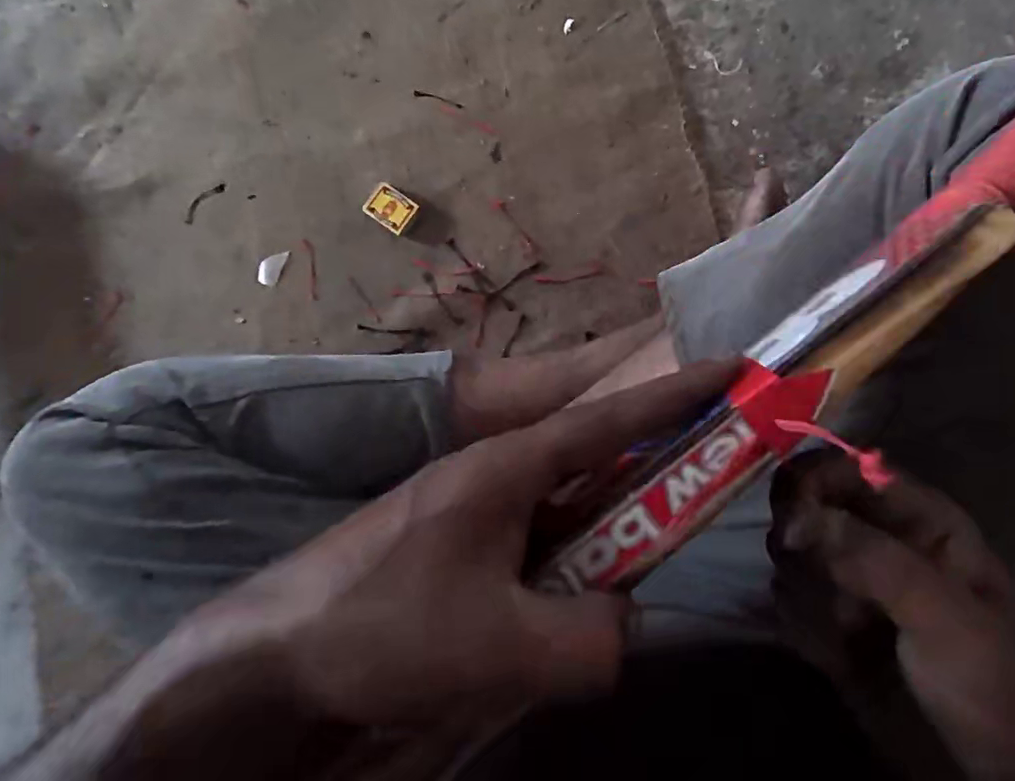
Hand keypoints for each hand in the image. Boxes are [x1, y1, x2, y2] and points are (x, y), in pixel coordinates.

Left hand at [201, 360, 739, 725]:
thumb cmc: (389, 625)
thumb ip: (591, 638)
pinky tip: (563, 605)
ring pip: (564, 504)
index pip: (609, 419)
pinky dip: (564, 559)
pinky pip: (533, 534)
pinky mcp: (457, 534)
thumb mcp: (505, 648)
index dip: (676, 394)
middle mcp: (494, 468)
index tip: (731, 365)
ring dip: (603, 530)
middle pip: (593, 461)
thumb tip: (623, 621)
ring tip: (626, 574)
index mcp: (508, 465)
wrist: (284, 642)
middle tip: (696, 498)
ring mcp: (473, 499)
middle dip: (650, 472)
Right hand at [769, 453, 1014, 780]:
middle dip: (801, 538)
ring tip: (842, 627)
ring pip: (789, 552)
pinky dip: (799, 622)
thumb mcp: (949, 617)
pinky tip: (832, 651)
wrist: (1012, 780)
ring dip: (804, 588)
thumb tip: (797, 518)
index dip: (812, 478)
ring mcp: (850, 581)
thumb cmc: (999, 685)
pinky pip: (785, 599)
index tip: (792, 514)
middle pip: (804, 503)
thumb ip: (876, 560)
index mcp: (916, 518)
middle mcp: (876, 538)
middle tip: (816, 575)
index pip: (846, 468)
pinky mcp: (828, 622)